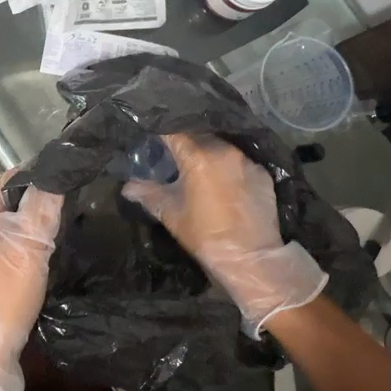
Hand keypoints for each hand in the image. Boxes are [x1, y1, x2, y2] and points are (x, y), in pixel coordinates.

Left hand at [0, 173, 63, 390]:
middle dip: (44, 207)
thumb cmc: (3, 292)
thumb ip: (44, 205)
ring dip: (38, 230)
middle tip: (76, 215)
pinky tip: (49, 259)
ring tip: (68, 235)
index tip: (77, 188)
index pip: (17, 177)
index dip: (47, 180)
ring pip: (16, 225)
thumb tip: (58, 174)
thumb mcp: (30, 244)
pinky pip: (12, 246)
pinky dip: (29, 249)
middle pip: (17, 201)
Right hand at [122, 133, 326, 335]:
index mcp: (198, 156)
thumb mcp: (171, 214)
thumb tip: (128, 187)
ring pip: (221, 145)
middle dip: (185, 141)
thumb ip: (148, 194)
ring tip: (199, 168)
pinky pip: (240, 161)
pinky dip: (228, 167)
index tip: (154, 139)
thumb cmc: (206, 236)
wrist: (251, 258)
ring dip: (208, 153)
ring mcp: (246, 160)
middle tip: (174, 155)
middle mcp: (224, 150)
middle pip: (199, 134)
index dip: (161, 133)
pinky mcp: (262, 172)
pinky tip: (224, 182)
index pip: (174, 131)